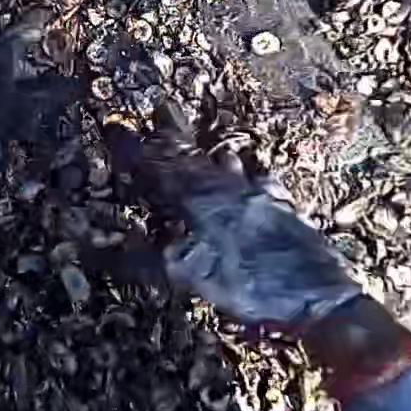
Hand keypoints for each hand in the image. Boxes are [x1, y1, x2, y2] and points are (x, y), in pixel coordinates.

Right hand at [107, 117, 362, 330]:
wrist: (318, 300)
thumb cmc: (244, 285)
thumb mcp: (181, 274)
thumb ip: (136, 256)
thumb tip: (92, 242)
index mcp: (195, 197)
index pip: (154, 166)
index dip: (131, 148)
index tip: (113, 128)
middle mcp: (223, 187)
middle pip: (190, 156)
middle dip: (169, 135)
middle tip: (159, 109)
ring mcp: (256, 195)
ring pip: (224, 163)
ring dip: (206, 150)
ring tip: (198, 137)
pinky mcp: (281, 208)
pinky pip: (260, 179)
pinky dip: (250, 170)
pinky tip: (253, 167)